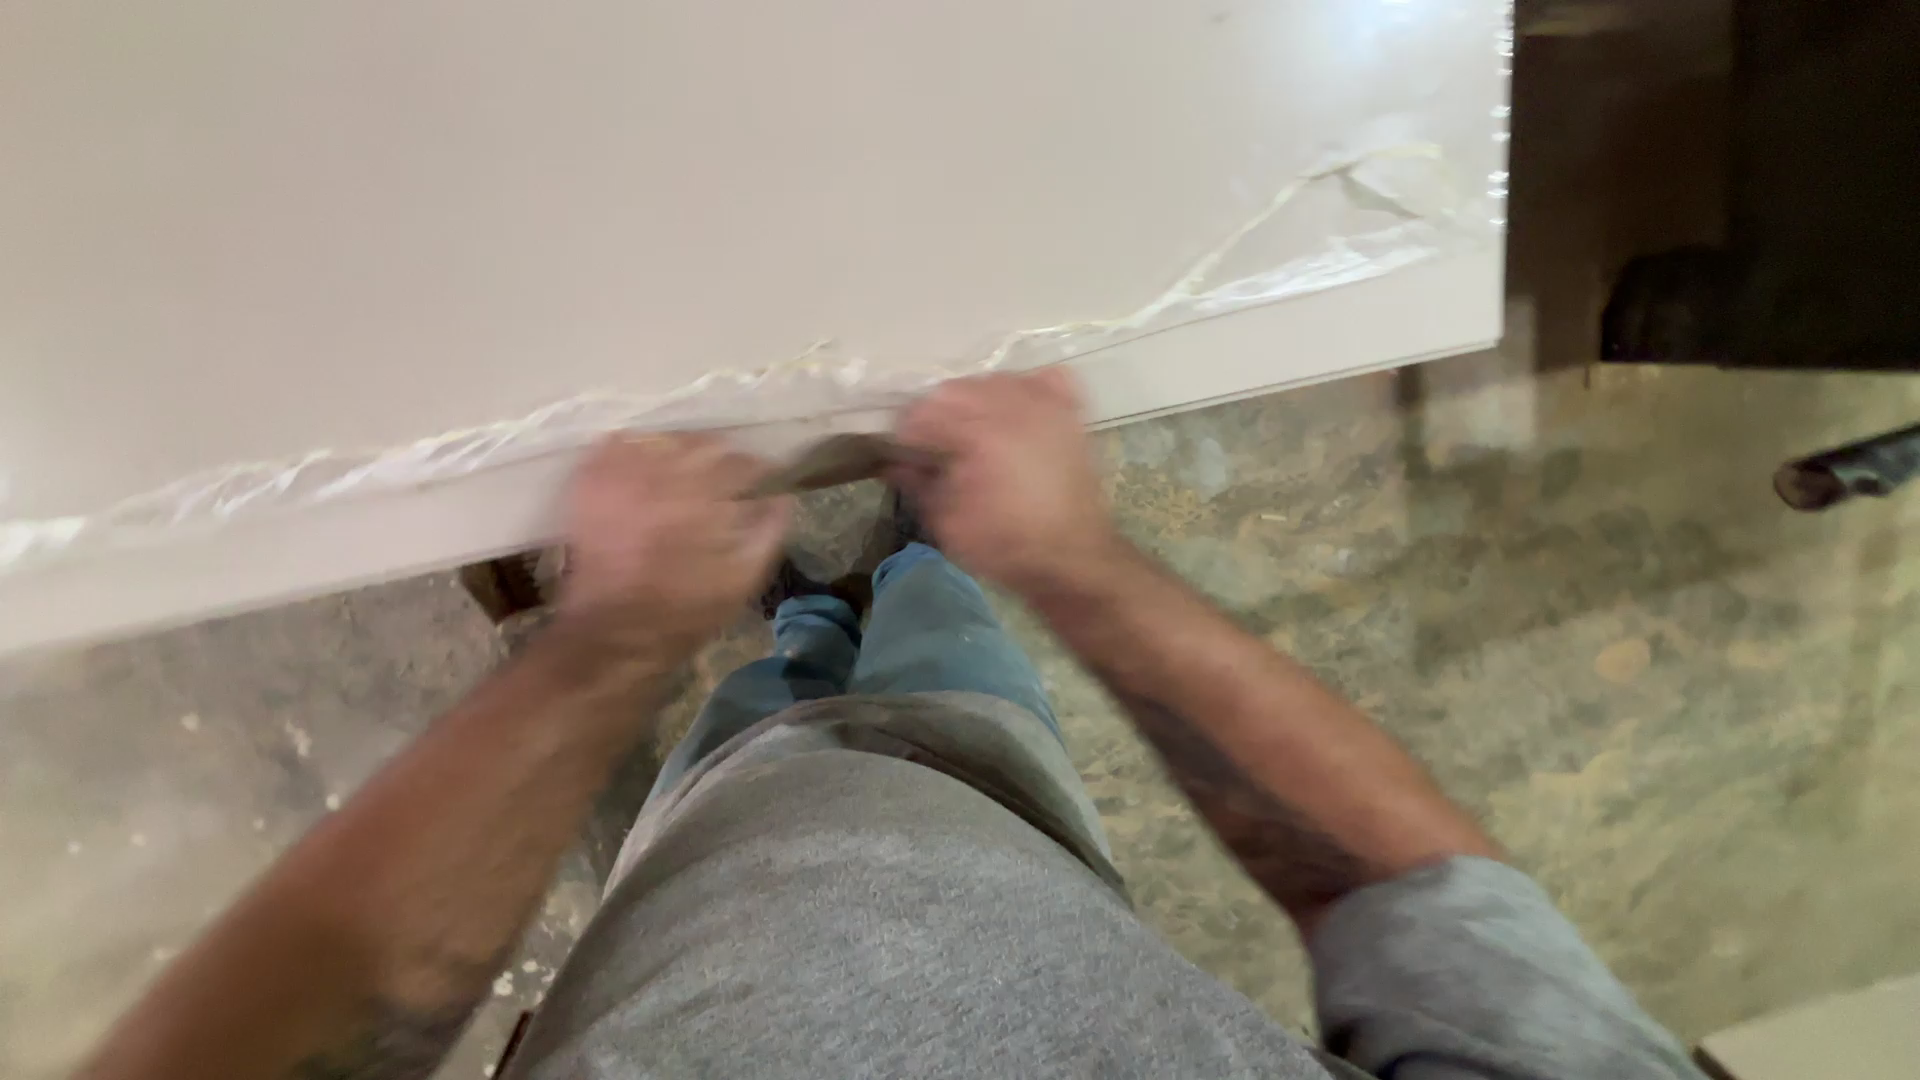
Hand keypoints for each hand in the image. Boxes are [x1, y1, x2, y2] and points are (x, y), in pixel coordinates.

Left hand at [557, 434, 791, 654]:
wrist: (612, 634)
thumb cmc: (683, 613)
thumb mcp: (740, 583)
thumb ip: (766, 535)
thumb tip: (784, 499)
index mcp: (703, 505)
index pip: (740, 464)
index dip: (759, 466)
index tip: (767, 473)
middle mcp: (661, 483)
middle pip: (701, 444)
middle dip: (723, 452)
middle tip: (732, 467)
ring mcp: (621, 482)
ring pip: (660, 439)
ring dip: (682, 445)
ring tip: (691, 461)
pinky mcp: (589, 488)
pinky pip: (612, 444)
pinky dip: (633, 445)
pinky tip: (645, 457)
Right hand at [892, 369, 1124, 594]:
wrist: (1073, 557)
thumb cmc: (1006, 547)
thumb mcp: (948, 524)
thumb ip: (917, 484)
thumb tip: (890, 462)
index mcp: (977, 435)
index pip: (923, 412)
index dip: (906, 433)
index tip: (904, 453)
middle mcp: (1012, 407)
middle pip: (956, 389)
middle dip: (938, 414)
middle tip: (935, 445)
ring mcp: (1046, 405)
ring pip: (995, 379)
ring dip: (976, 400)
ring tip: (972, 432)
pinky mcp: (1070, 414)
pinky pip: (1044, 378)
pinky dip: (1025, 388)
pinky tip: (1016, 413)